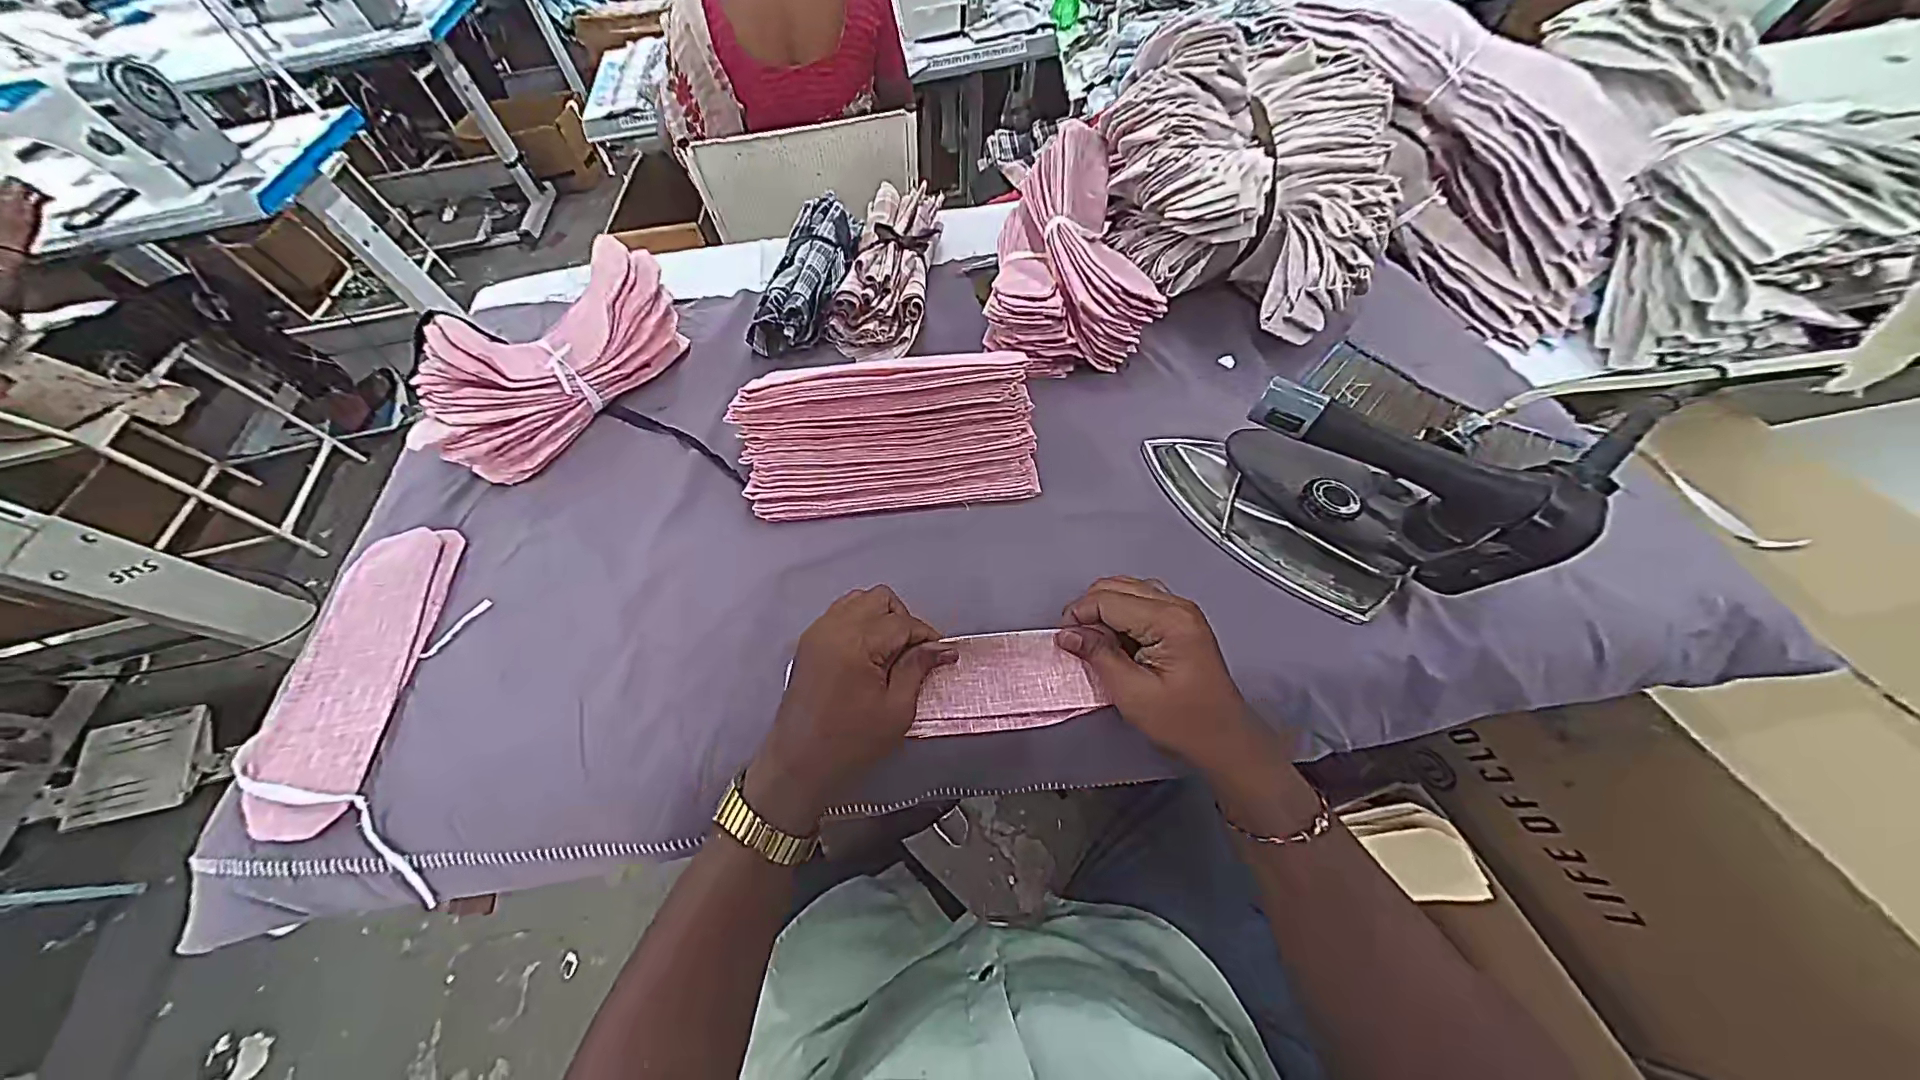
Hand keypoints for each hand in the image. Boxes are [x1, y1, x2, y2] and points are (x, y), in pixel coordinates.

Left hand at [745, 587, 955, 834]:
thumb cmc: (847, 743)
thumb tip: (938, 648)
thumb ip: (917, 668)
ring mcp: (817, 632)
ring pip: (859, 600)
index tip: (939, 653)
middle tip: (914, 652)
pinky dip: (860, 622)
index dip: (926, 636)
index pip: (902, 622)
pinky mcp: (809, 642)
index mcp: (855, 644)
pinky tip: (869, 652)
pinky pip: (841, 613)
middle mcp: (833, 629)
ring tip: (891, 651)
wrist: (799, 763)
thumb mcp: (896, 710)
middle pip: (880, 599)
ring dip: (881, 617)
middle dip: (903, 620)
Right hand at [1055, 578, 1313, 829]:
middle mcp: (1177, 606)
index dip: (1078, 616)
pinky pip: (1139, 601)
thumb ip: (1098, 656)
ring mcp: (1181, 611)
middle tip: (1077, 642)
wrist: (1223, 738)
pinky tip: (1115, 642)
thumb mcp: (1132, 693)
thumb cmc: (1185, 721)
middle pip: (1115, 586)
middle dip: (1088, 610)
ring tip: (1095, 644)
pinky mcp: (1179, 620)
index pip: (1107, 599)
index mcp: (1169, 620)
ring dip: (1103, 611)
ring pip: (1125, 589)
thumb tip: (1068, 634)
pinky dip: (1119, 614)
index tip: (1066, 640)